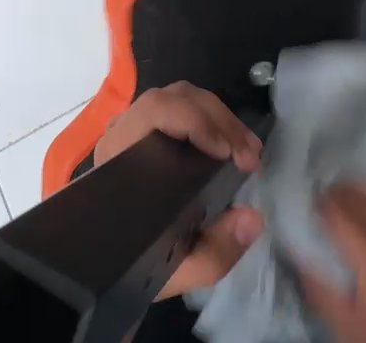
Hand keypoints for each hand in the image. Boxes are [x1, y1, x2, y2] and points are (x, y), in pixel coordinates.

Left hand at [94, 82, 264, 298]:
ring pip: (181, 96)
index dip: (195, 121)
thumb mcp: (178, 270)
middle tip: (250, 155)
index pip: (155, 111)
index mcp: (120, 156)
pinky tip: (232, 144)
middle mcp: (123, 131)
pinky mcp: (149, 125)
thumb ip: (215, 252)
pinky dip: (212, 119)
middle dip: (219, 121)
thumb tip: (252, 218)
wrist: (112, 262)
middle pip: (173, 98)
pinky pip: (182, 105)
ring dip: (219, 118)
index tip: (226, 153)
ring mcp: (134, 124)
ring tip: (247, 149)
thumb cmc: (139, 261)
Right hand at [296, 185, 365, 342]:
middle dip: (337, 191)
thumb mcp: (350, 327)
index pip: (336, 209)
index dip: (315, 202)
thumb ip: (320, 287)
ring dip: (360, 192)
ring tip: (345, 203)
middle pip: (360, 192)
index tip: (303, 203)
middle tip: (320, 199)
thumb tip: (298, 251)